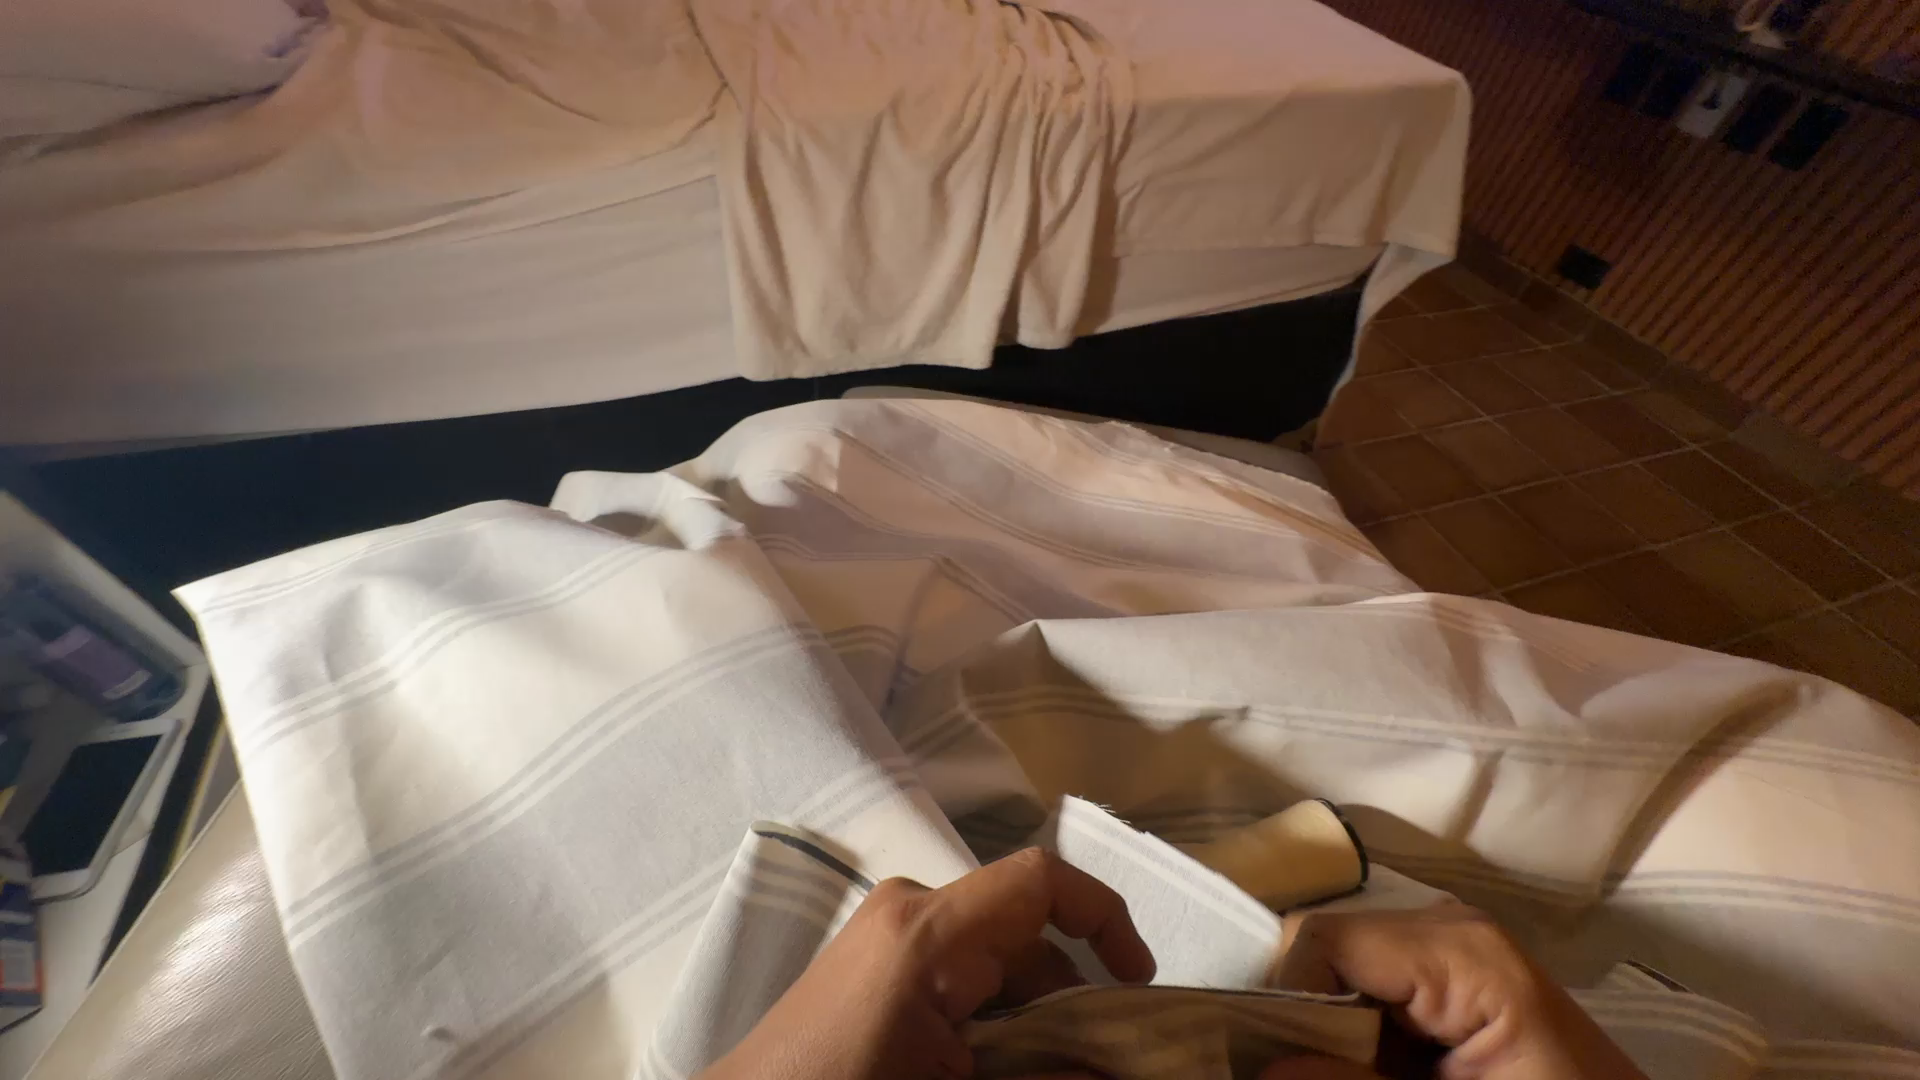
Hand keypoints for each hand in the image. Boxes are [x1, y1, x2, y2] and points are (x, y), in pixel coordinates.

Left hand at [696, 847, 1155, 1079]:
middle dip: (1067, 995)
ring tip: (1041, 1071)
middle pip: (1021, 928)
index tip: (1137, 981)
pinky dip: (989, 1011)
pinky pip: (956, 967)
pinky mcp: (877, 954)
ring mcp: (889, 928)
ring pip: (991, 953)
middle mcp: (910, 908)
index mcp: (929, 932)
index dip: (1102, 915)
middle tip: (1095, 1062)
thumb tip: (1118, 1071)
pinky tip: (990, 1065)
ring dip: (1028, 1012)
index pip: (1037, 880)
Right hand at [1265, 904, 1647, 1079]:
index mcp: (1462, 952)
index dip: (1289, 996)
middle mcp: (1446, 923)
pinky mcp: (1444, 964)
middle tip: (1297, 1063)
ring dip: (1323, 1017)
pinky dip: (1349, 1018)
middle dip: (1302, 1008)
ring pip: (1336, 958)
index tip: (1278, 1060)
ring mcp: (1445, 939)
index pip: (1327, 940)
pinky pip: (1366, 973)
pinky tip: (1365, 1058)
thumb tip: (1264, 1068)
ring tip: (1332, 1064)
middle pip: (1326, 943)